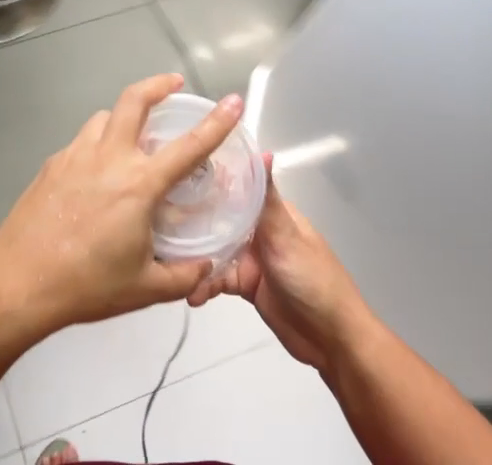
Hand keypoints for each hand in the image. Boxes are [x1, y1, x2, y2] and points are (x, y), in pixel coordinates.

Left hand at [0, 74, 244, 336]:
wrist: (19, 281)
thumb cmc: (87, 285)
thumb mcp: (145, 288)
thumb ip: (184, 275)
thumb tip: (206, 267)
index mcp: (139, 184)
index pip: (189, 146)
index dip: (216, 122)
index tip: (233, 102)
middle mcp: (108, 158)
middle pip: (133, 101)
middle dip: (157, 84)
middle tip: (173, 84)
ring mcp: (75, 156)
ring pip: (103, 118)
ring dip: (123, 117)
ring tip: (133, 134)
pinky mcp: (51, 165)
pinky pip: (81, 141)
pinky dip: (97, 143)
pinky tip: (97, 172)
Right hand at [187, 160, 370, 374]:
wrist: (332, 339)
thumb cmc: (313, 280)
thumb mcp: (287, 238)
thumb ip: (267, 200)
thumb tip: (262, 151)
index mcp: (272, 213)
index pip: (237, 188)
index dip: (209, 181)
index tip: (174, 175)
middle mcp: (259, 231)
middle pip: (220, 219)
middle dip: (193, 222)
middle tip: (159, 224)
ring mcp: (252, 258)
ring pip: (215, 250)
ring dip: (196, 259)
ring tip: (172, 268)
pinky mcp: (246, 285)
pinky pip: (218, 278)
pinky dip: (204, 284)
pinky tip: (190, 294)